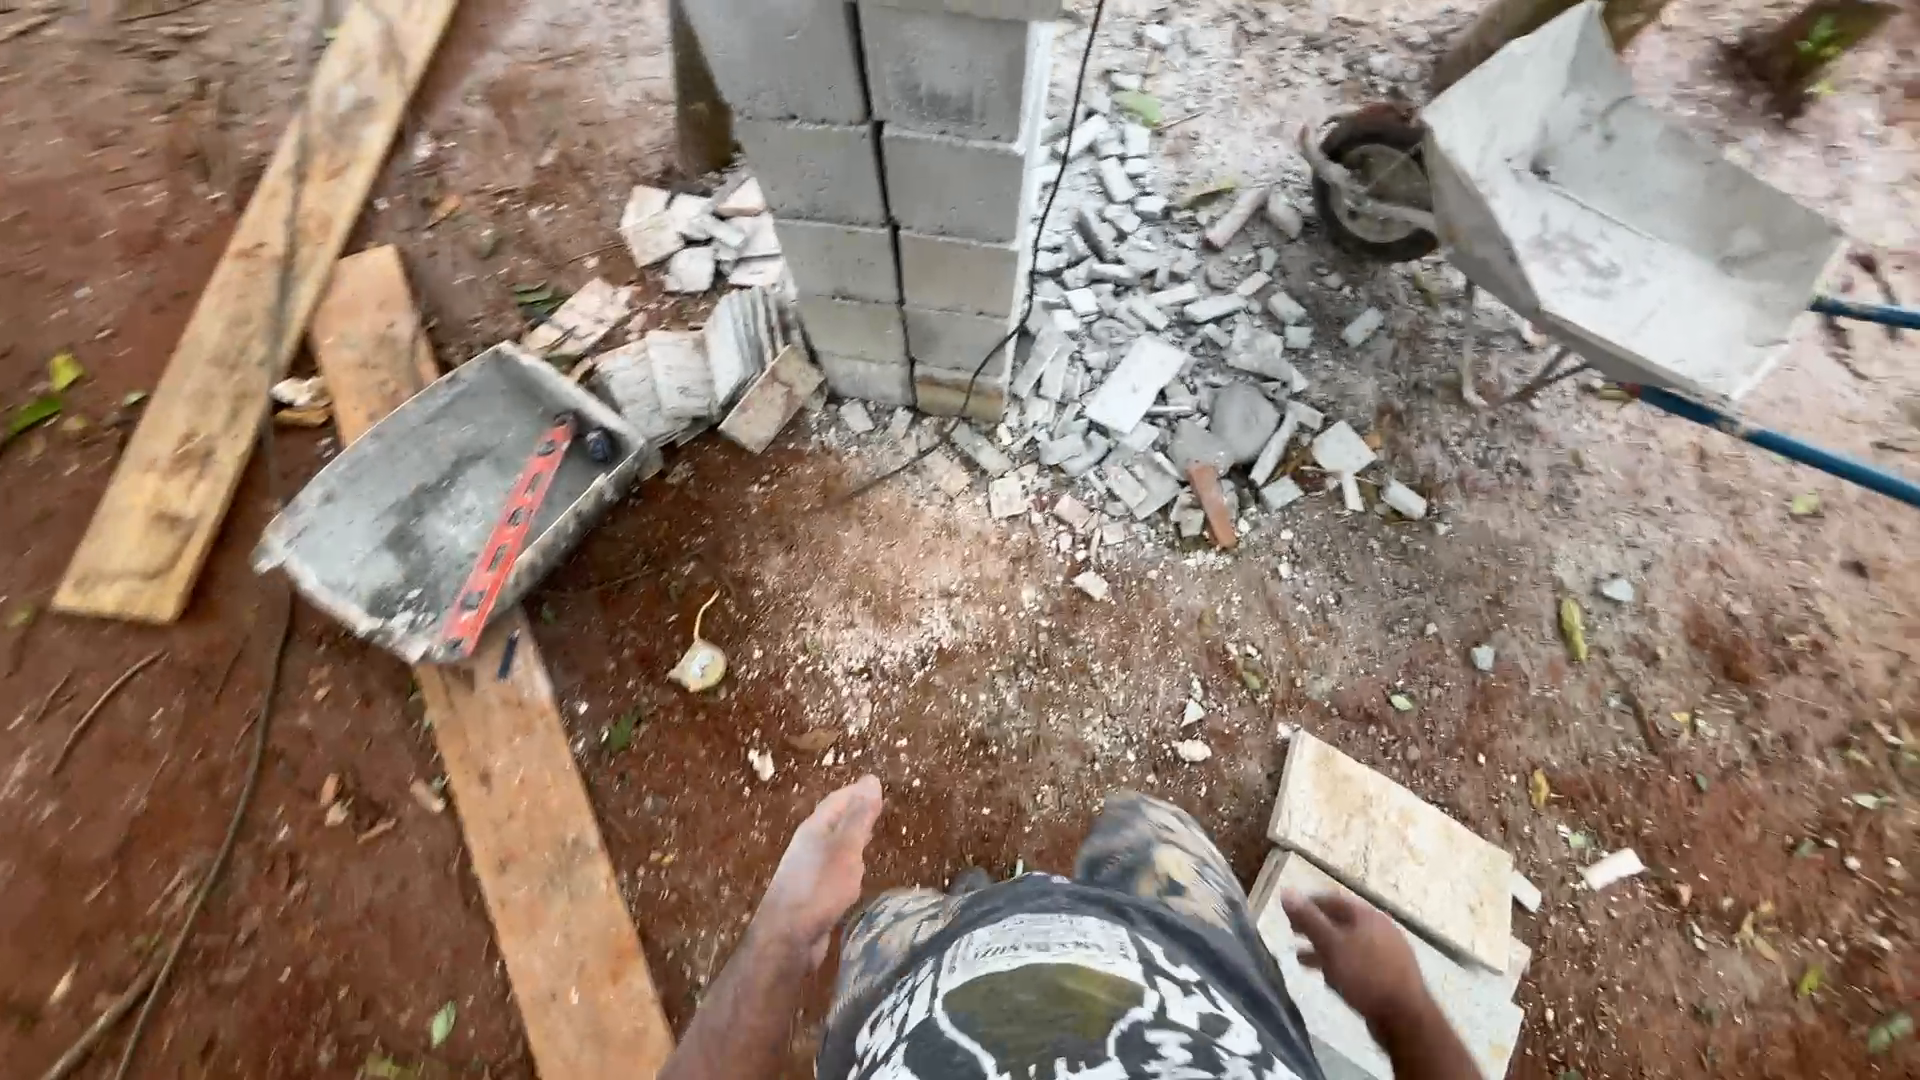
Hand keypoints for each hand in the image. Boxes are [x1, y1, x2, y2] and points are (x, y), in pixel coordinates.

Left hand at [751, 775, 883, 967]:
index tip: (876, 784)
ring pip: (833, 844)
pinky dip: (848, 861)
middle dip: (854, 810)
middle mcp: (808, 845)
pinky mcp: (811, 894)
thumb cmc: (819, 888)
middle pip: (833, 820)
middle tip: (877, 805)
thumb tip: (871, 780)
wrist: (786, 939)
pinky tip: (855, 871)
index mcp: (815, 828)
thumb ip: (859, 816)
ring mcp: (807, 870)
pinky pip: (833, 868)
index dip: (857, 791)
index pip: (838, 800)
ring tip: (870, 833)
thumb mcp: (846, 848)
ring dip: (851, 836)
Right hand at [1281, 891, 1429, 1030]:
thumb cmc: (1365, 975)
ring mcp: (1388, 954)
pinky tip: (1327, 977)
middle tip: (1293, 932)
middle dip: (1314, 927)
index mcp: (1368, 916)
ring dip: (1323, 948)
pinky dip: (1340, 964)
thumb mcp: (1330, 944)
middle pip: (1340, 921)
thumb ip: (1308, 918)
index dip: (1308, 903)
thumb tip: (1286, 891)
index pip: (1332, 899)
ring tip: (1301, 958)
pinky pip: (1358, 963)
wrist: (1407, 1020)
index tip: (1289, 911)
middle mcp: (1380, 929)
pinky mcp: (1390, 977)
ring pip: (1348, 944)